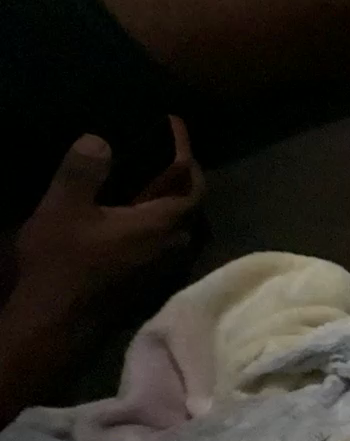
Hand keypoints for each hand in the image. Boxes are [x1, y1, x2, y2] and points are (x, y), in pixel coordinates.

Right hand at [12, 119, 204, 311]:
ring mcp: (175, 259)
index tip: (176, 127)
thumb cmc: (67, 259)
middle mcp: (183, 240)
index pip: (193, 182)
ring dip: (173, 198)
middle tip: (163, 151)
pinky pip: (171, 236)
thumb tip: (100, 139)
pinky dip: (162, 217)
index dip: (187, 154)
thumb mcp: (64, 209)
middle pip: (194, 201)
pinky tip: (139, 212)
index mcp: (168, 221)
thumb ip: (83, 173)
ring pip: (185, 220)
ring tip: (151, 177)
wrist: (66, 313)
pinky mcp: (161, 271)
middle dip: (183, 175)